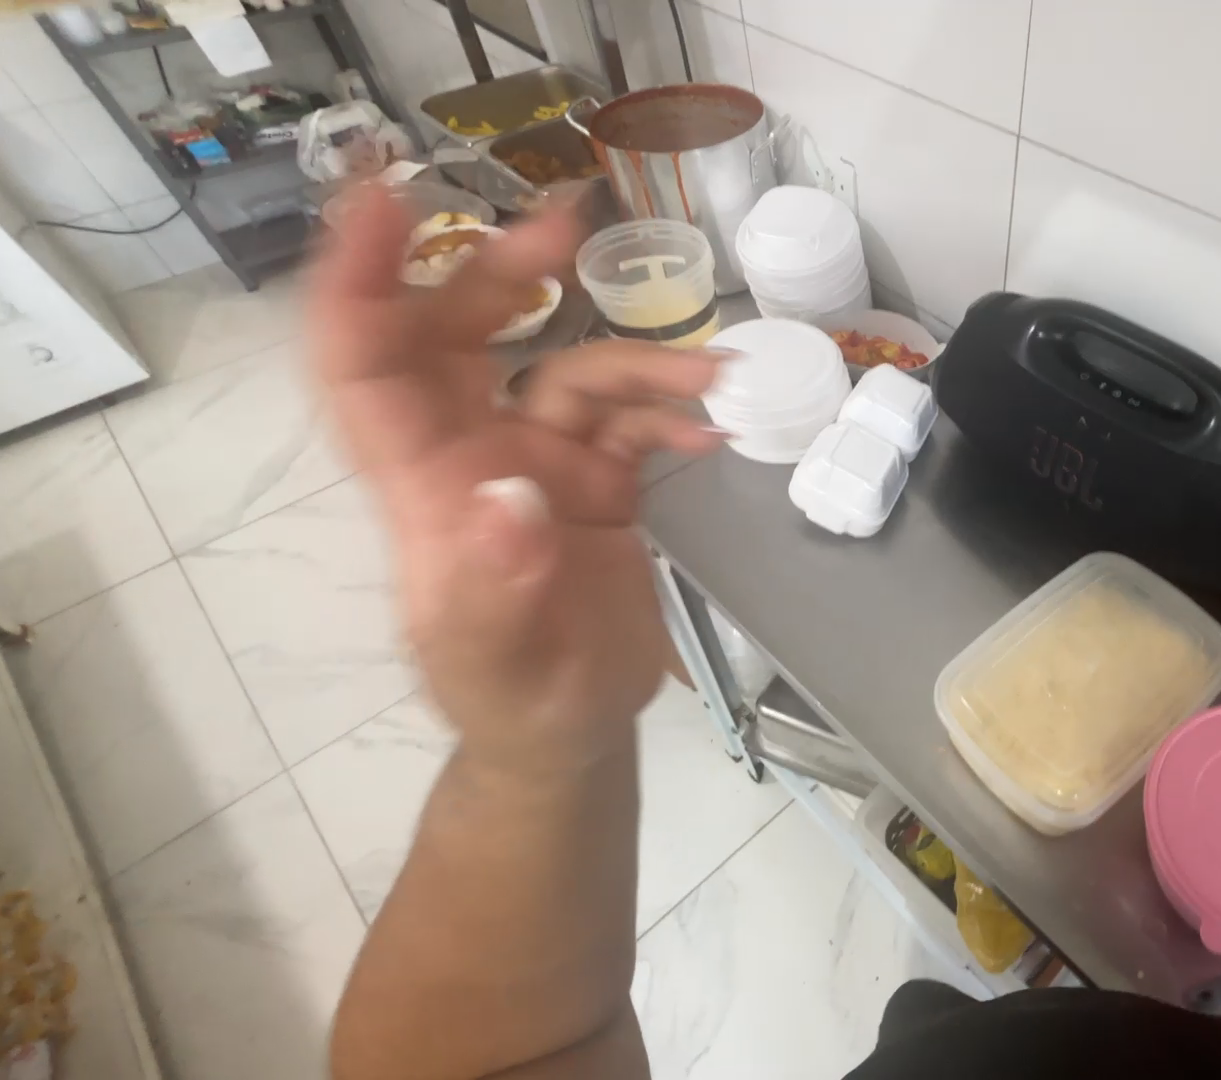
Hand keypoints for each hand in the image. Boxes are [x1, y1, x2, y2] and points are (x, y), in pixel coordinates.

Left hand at [307, 189, 726, 776]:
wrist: (570, 726)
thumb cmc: (515, 700)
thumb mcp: (494, 663)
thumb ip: (492, 588)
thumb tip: (512, 495)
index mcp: (424, 489)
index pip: (367, 366)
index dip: (362, 280)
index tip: (386, 202)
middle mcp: (478, 458)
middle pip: (468, 338)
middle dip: (505, 276)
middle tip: (570, 234)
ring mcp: (545, 468)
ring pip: (576, 377)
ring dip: (641, 365)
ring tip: (716, 373)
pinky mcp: (601, 488)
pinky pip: (634, 429)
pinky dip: (671, 424)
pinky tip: (711, 440)